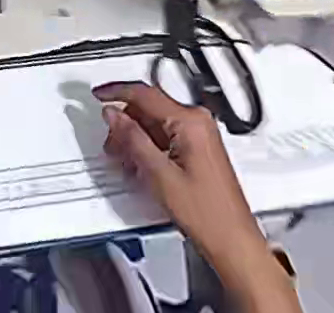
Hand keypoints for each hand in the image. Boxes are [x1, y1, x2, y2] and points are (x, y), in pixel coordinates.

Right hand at [93, 83, 297, 312]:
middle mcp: (198, 120)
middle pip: (150, 106)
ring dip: (136, 135)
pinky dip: (150, 143)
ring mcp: (201, 132)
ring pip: (157, 120)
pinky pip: (167, 132)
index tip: (100, 93)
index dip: (117, 92)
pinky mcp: (200, 145)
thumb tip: (114, 114)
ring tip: (124, 158)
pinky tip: (141, 163)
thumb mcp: (159, 175)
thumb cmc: (207, 214)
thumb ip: (132, 139)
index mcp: (190, 121)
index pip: (145, 94)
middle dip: (126, 122)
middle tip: (110, 140)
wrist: (233, 242)